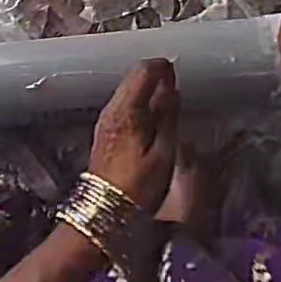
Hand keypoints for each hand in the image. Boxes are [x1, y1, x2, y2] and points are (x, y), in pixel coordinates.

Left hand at [88, 59, 181, 212]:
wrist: (102, 214)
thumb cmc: (136, 188)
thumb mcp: (163, 154)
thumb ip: (168, 117)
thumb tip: (172, 90)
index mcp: (127, 110)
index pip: (143, 71)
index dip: (163, 67)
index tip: (178, 74)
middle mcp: (112, 109)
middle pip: (133, 77)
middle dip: (155, 76)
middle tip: (175, 86)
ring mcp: (105, 120)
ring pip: (127, 90)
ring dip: (147, 90)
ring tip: (167, 103)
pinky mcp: (104, 131)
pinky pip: (123, 104)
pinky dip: (139, 103)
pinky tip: (151, 118)